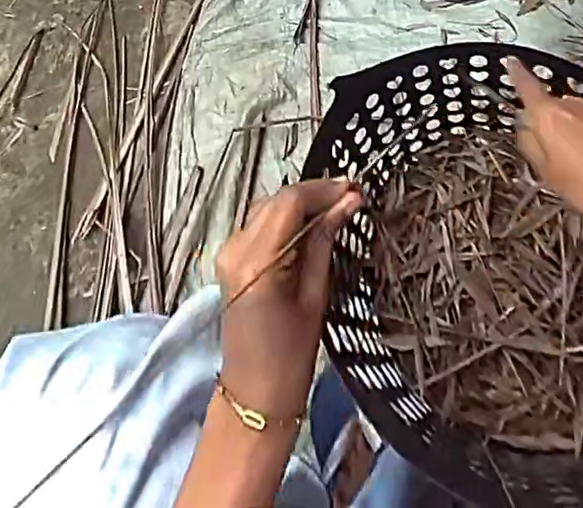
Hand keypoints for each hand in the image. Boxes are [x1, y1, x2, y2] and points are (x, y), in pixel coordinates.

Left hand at [215, 178, 363, 420]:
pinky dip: (286, 217)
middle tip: (350, 194)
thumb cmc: (291, 356)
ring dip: (301, 202)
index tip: (354, 188)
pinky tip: (311, 221)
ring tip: (337, 204)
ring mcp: (228, 250)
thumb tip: (348, 203)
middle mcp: (236, 248)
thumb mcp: (316, 296)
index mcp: (257, 262)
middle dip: (315, 193)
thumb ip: (325, 242)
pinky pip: (260, 223)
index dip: (324, 190)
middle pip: (277, 200)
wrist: (254, 394)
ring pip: (268, 206)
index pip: (290, 203)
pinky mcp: (229, 256)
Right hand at [502, 56, 582, 247]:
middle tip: (541, 157)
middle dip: (541, 127)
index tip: (510, 64)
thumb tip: (526, 132)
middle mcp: (575, 108)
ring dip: (565, 139)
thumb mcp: (548, 174)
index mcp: (550, 114)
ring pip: (569, 120)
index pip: (526, 83)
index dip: (516, 73)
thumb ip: (530, 145)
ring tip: (570, 173)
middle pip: (546, 108)